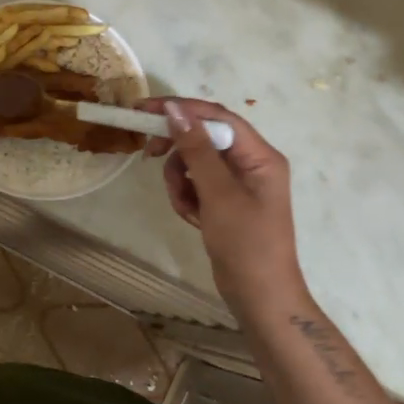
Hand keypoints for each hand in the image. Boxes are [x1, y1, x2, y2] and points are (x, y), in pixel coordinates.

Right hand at [139, 98, 307, 315]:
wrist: (259, 294)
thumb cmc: (245, 242)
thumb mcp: (218, 193)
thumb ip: (196, 148)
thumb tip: (174, 110)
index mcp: (260, 156)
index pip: (217, 117)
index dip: (181, 109)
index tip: (143, 111)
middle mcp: (251, 164)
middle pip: (204, 138)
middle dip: (177, 149)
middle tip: (148, 154)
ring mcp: (237, 184)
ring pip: (194, 163)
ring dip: (180, 180)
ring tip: (185, 205)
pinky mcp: (224, 202)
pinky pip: (195, 185)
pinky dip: (186, 197)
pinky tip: (192, 218)